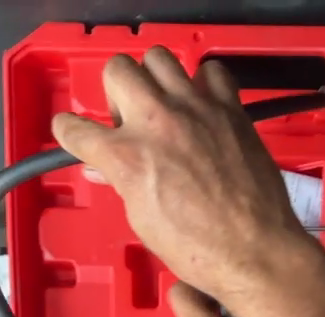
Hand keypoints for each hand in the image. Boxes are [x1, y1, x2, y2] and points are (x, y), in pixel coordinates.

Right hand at [53, 48, 311, 305]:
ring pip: (159, 58)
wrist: (254, 251)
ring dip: (155, 80)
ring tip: (165, 109)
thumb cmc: (200, 251)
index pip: (76, 129)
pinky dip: (205, 85)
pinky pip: (211, 72)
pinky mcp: (230, 109)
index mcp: (127, 158)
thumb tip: (109, 170)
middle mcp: (156, 122)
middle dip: (117, 94)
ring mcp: (195, 109)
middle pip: (117, 70)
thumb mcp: (146, 223)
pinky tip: (204, 109)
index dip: (70, 132)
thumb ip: (124, 185)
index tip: (74, 134)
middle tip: (131, 123)